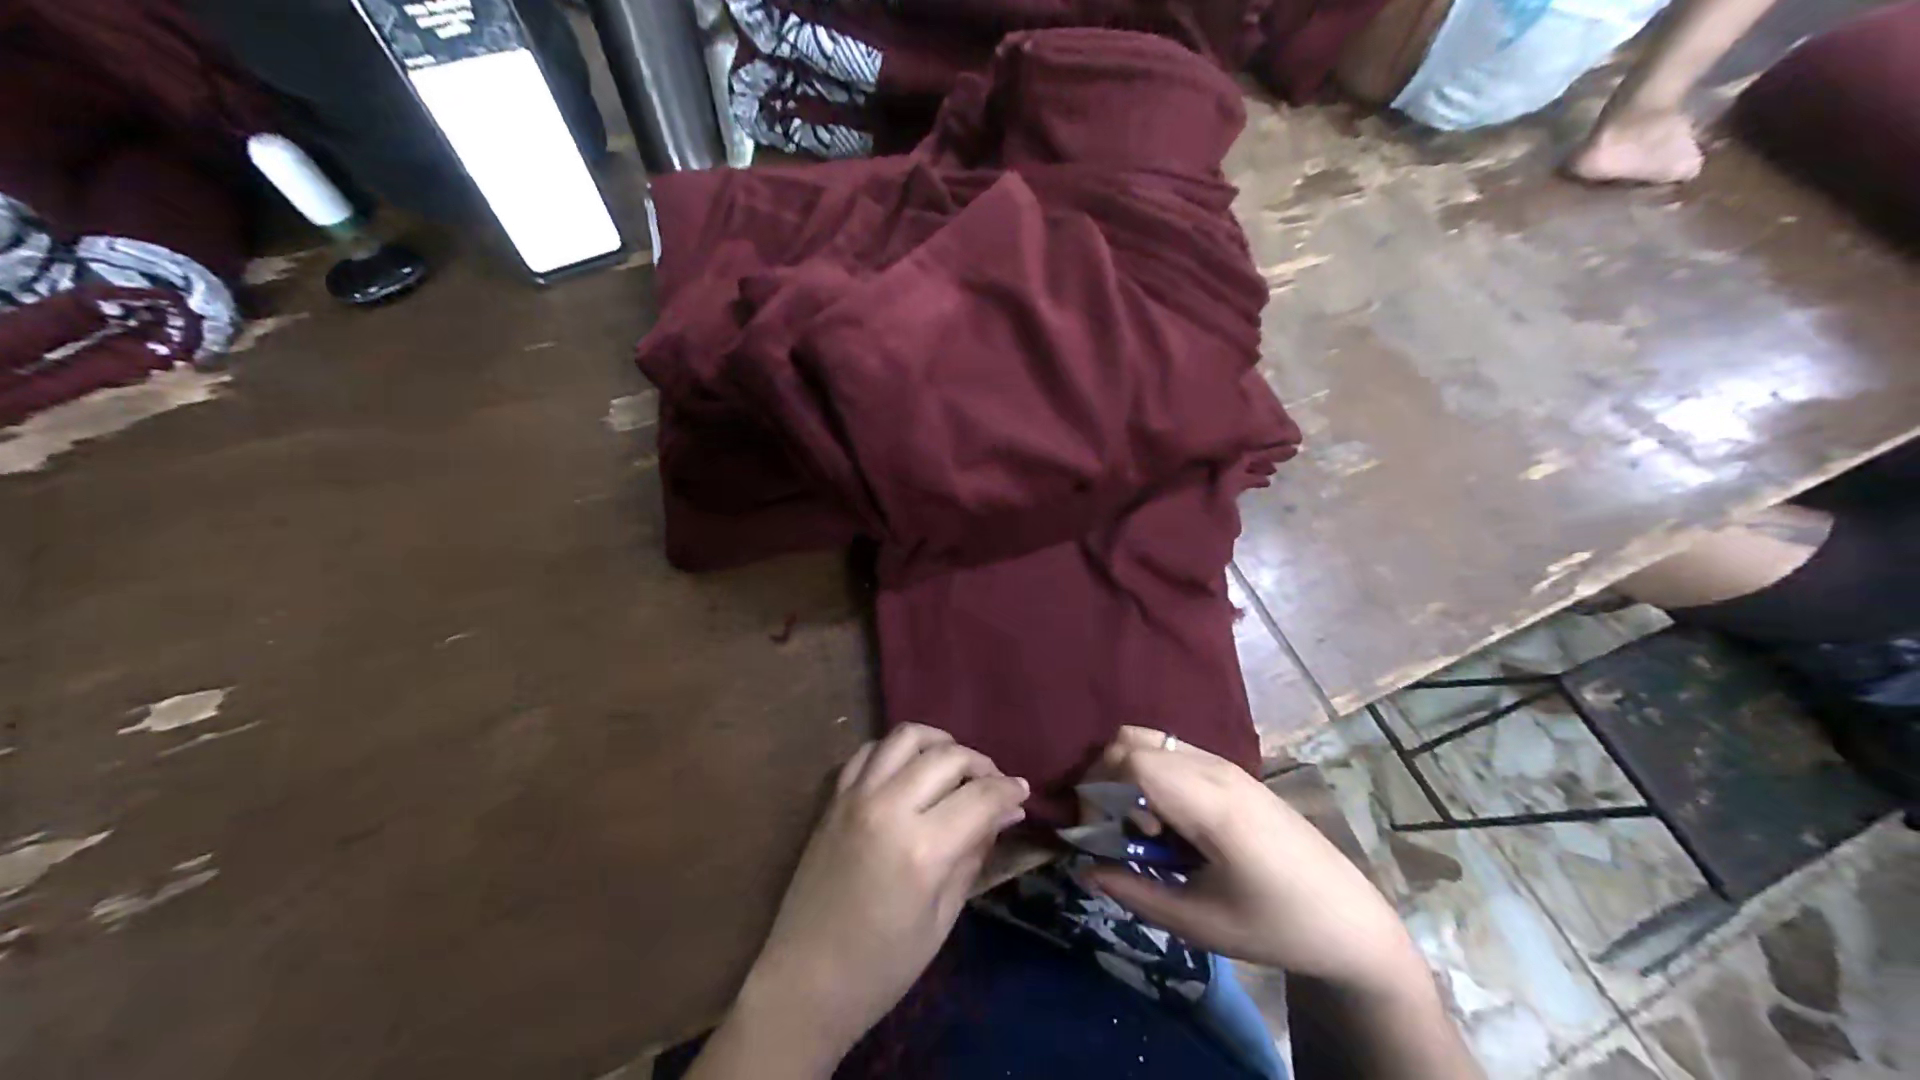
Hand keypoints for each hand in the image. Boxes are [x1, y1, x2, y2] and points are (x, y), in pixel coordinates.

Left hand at [723, 724, 1028, 1070]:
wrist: (805, 979)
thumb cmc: (883, 966)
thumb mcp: (943, 917)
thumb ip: (975, 853)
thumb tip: (1008, 812)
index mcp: (922, 849)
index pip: (981, 796)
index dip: (1010, 790)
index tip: (1023, 792)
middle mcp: (888, 808)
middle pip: (948, 756)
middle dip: (981, 764)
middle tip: (994, 785)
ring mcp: (856, 796)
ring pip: (907, 736)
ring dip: (940, 743)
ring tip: (954, 766)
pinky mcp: (833, 798)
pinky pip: (870, 750)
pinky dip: (897, 751)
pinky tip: (910, 772)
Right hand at [1081, 726, 1425, 994]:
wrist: (1351, 920)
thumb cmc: (1276, 926)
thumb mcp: (1199, 922)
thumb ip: (1134, 892)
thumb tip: (1083, 868)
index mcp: (1210, 804)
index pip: (1132, 761)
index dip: (1097, 788)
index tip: (1094, 831)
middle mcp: (1216, 770)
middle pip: (1133, 740)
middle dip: (1103, 776)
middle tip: (1107, 826)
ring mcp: (1226, 765)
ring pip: (1152, 739)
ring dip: (1126, 771)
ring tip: (1137, 824)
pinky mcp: (1234, 772)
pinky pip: (1173, 751)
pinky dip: (1149, 771)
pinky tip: (1165, 819)